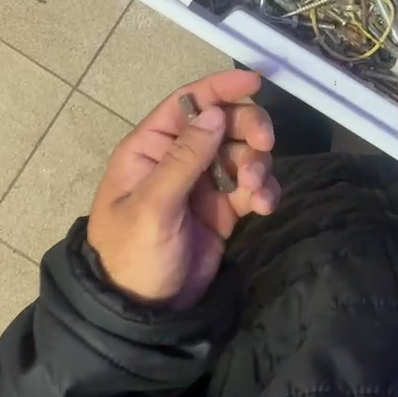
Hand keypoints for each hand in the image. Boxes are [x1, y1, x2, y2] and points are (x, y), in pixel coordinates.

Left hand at [86, 69, 281, 308]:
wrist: (142, 315)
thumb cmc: (131, 255)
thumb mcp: (152, 207)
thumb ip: (184, 160)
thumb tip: (214, 113)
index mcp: (151, 148)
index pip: (189, 103)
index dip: (221, 88)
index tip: (256, 81)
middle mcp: (179, 158)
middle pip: (225, 123)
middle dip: (249, 129)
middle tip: (264, 145)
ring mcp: (204, 183)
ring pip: (244, 153)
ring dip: (258, 165)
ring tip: (256, 194)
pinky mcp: (224, 209)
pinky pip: (252, 186)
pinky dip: (264, 190)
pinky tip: (266, 207)